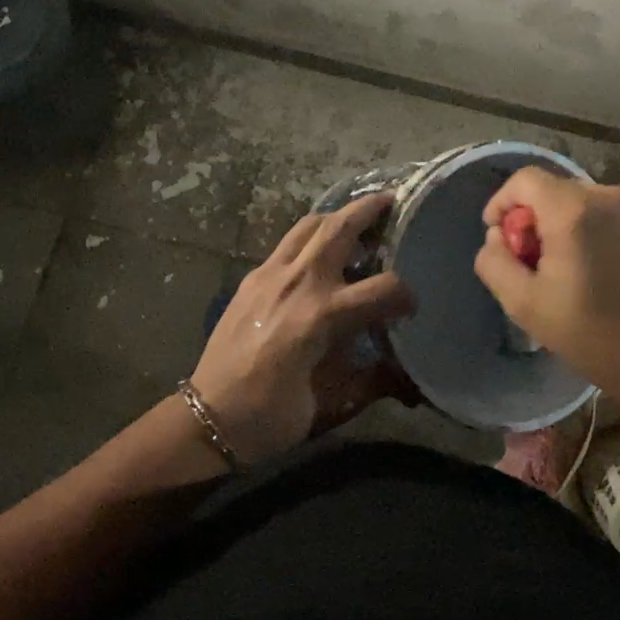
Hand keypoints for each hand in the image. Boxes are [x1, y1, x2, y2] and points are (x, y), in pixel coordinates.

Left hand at [190, 194, 415, 461]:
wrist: (207, 418)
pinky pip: (286, 244)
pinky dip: (309, 238)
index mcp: (322, 316)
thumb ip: (375, 382)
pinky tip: (318, 256)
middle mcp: (297, 284)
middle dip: (368, 211)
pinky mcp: (250, 279)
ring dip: (335, 218)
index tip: (411, 308)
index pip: (382, 288)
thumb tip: (411, 383)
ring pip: (307, 226)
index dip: (405, 295)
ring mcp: (269, 276)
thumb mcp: (332, 403)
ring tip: (355, 223)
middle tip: (390, 202)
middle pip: (339, 229)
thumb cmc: (272, 415)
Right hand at [474, 168, 619, 433]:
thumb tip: (496, 236)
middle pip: (559, 191)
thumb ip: (495, 262)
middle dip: (538, 222)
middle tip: (536, 266)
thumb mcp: (526, 307)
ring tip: (576, 273)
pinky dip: (604, 234)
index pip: (525, 180)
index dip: (503, 204)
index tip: (501, 240)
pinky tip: (611, 273)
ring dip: (572, 228)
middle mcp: (614, 194)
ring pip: (591, 203)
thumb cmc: (598, 339)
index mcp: (575, 210)